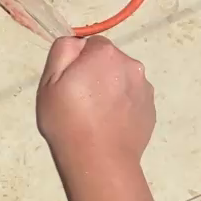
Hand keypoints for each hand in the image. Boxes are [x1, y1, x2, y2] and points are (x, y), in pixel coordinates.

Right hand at [36, 36, 154, 175]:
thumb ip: (62, 52)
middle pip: (109, 60)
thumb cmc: (68, 120)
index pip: (90, 43)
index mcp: (104, 54)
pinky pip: (132, 97)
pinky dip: (121, 104)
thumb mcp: (49, 83)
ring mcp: (144, 86)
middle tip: (78, 98)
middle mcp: (130, 64)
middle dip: (95, 72)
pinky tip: (108, 122)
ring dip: (110, 87)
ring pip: (122, 78)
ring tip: (95, 113)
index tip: (68, 81)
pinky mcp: (151, 107)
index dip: (77, 61)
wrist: (99, 158)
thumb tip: (75, 42)